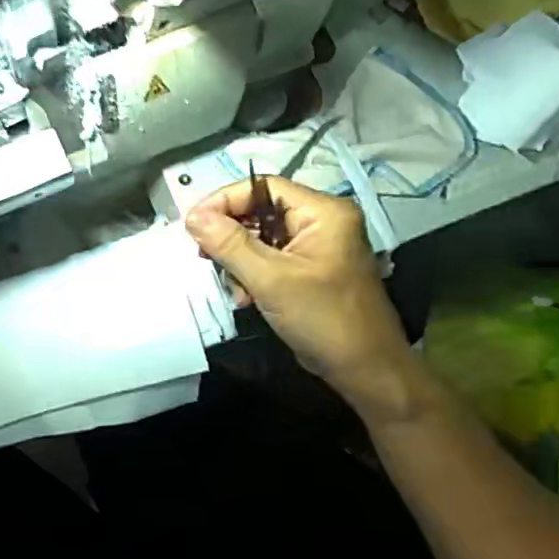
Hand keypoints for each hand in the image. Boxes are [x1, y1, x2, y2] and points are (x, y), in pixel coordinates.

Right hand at [185, 177, 418, 423]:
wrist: (365, 370)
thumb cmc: (323, 319)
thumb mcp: (271, 280)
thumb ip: (230, 245)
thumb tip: (193, 216)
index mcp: (322, 213)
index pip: (263, 188)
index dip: (225, 201)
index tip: (193, 224)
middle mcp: (321, 222)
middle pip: (260, 212)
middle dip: (231, 236)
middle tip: (205, 257)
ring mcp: (316, 248)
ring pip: (261, 239)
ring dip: (240, 261)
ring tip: (234, 288)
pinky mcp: (309, 272)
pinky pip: (271, 260)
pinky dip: (253, 275)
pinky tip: (246, 298)